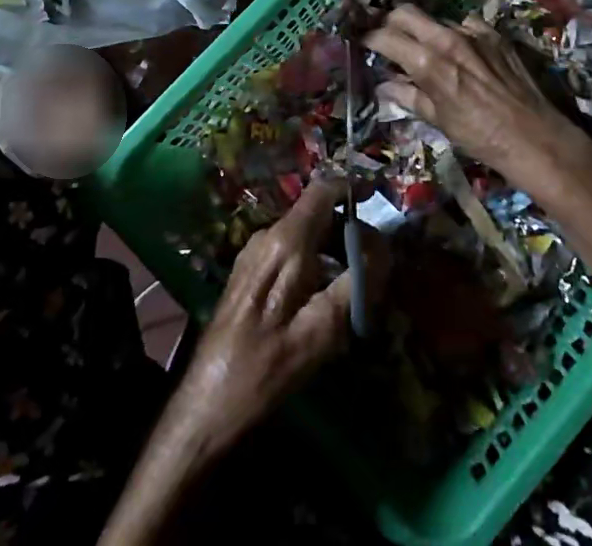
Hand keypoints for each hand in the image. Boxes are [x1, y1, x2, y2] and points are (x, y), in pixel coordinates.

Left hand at [165, 176, 385, 456]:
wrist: (208, 402)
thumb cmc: (266, 367)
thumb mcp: (322, 331)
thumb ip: (357, 283)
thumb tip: (384, 247)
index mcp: (285, 242)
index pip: (323, 191)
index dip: (355, 188)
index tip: (383, 200)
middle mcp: (267, 237)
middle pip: (318, 215)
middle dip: (351, 233)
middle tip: (378, 269)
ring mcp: (254, 254)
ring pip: (307, 236)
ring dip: (335, 252)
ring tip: (356, 292)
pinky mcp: (249, 273)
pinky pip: (292, 254)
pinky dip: (317, 265)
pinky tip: (326, 303)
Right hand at [364, 4, 591, 187]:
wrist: (533, 136)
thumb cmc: (479, 135)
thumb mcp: (437, 119)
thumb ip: (407, 96)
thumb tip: (384, 85)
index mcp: (428, 61)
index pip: (384, 36)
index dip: (367, 38)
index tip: (361, 42)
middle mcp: (448, 38)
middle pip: (405, 12)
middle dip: (389, 21)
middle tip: (385, 37)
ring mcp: (475, 32)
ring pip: (435, 18)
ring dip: (422, 29)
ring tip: (421, 47)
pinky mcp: (496, 35)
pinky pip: (465, 24)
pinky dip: (454, 34)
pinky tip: (458, 52)